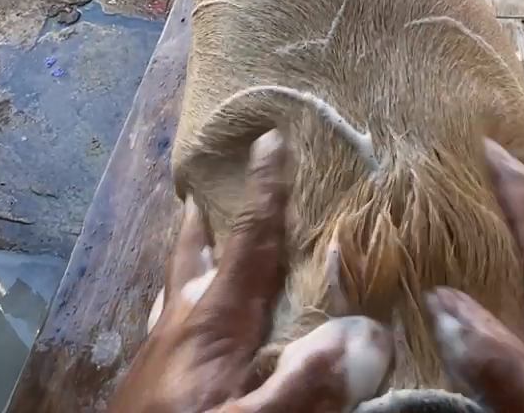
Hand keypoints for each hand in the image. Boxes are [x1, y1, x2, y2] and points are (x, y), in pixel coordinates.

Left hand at [108, 130, 394, 412]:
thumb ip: (307, 383)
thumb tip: (370, 334)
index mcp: (215, 319)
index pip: (249, 241)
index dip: (265, 191)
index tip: (271, 140)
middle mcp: (185, 320)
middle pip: (195, 250)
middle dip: (205, 213)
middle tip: (208, 177)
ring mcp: (163, 347)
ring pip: (178, 280)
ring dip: (192, 249)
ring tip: (200, 230)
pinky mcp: (153, 374)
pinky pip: (170, 314)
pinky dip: (181, 293)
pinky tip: (183, 313)